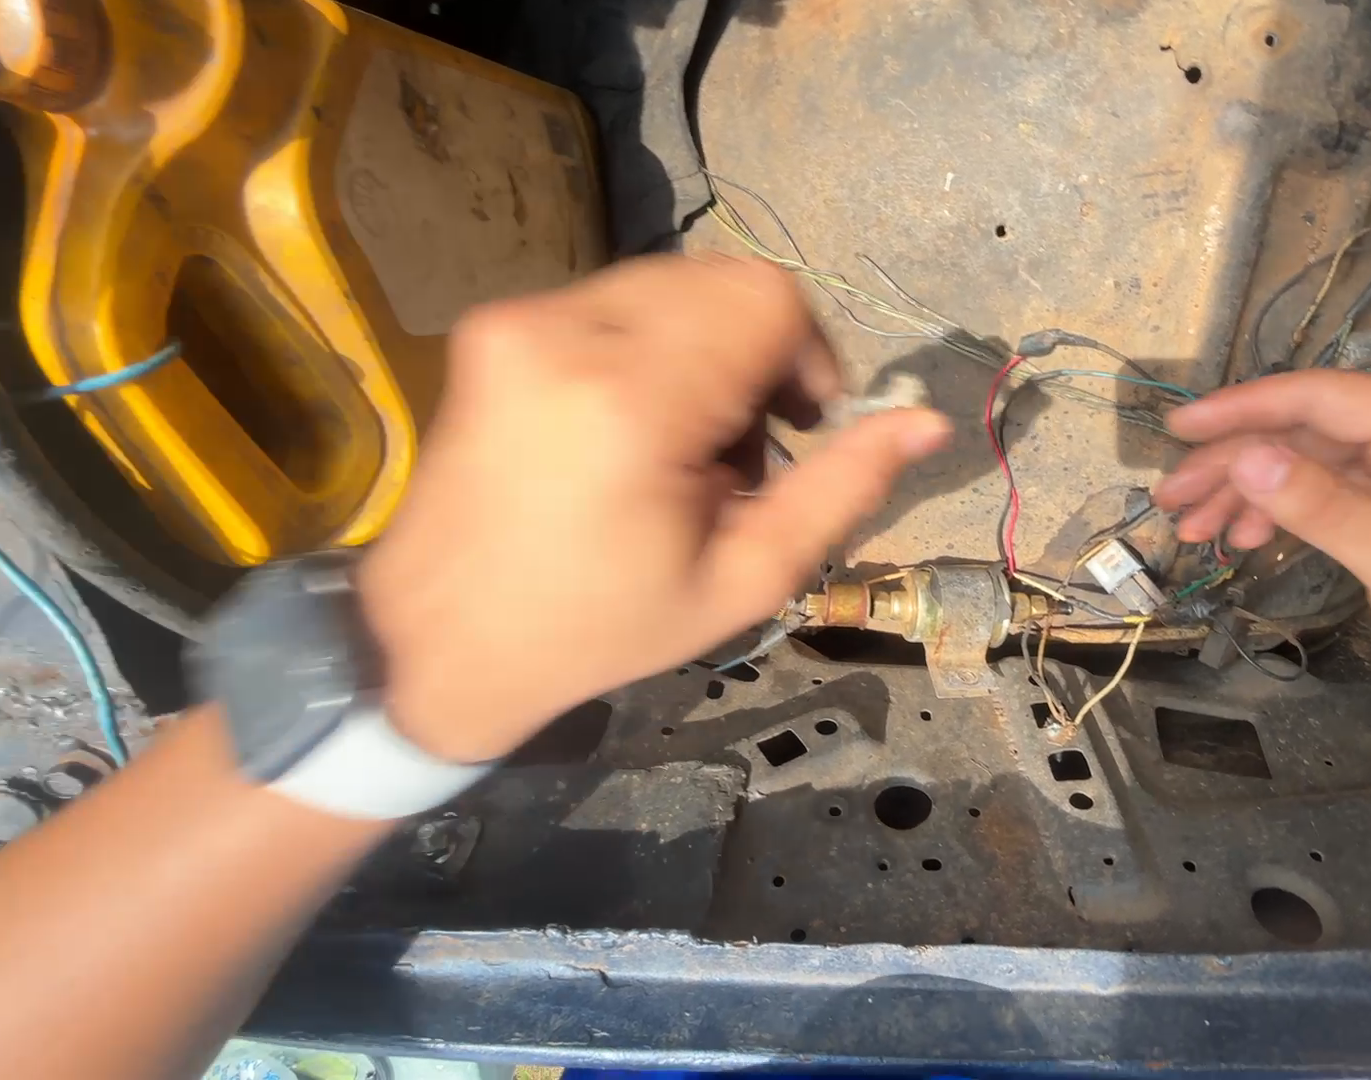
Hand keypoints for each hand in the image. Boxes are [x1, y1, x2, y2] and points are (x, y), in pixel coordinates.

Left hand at [355, 256, 950, 761]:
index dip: (810, 353)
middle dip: (763, 353)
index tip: (800, 424)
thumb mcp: (745, 578)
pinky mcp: (496, 321)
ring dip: (712, 349)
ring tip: (688, 441)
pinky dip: (659, 346)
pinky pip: (622, 300)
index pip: (768, 298)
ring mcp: (519, 317)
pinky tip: (639, 422)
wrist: (442, 639)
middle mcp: (566, 331)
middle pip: (726, 280)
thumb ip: (843, 489)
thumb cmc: (607, 625)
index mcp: (632, 403)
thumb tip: (927, 422)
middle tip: (744, 445)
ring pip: (677, 284)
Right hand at [1154, 371, 1370, 701]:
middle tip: (1171, 500)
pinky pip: (1336, 488)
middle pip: (1310, 430)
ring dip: (1250, 490)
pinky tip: (1247, 538)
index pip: (1325, 398)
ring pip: (1314, 459)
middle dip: (1234, 461)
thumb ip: (1330, 510)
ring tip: (1194, 528)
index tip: (1179, 428)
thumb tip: (1248, 456)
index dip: (1244, 407)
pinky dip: (1287, 510)